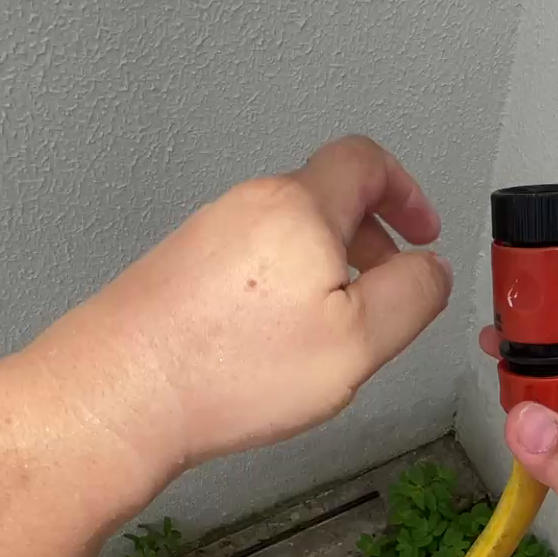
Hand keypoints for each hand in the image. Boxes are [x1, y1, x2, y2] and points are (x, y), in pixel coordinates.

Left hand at [30, 136, 451, 478]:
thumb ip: (414, 296)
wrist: (123, 394)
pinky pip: (258, 261)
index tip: (423, 230)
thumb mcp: (360, 341)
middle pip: (329, 200)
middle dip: (372, 241)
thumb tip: (434, 270)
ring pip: (293, 235)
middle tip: (389, 290)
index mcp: (301, 209)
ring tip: (337, 329)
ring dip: (331, 269)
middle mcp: (251, 206)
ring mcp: (212, 234)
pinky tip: (283, 342)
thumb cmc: (236, 368)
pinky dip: (290, 286)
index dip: (407, 191)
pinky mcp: (186, 266)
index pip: (366, 162)